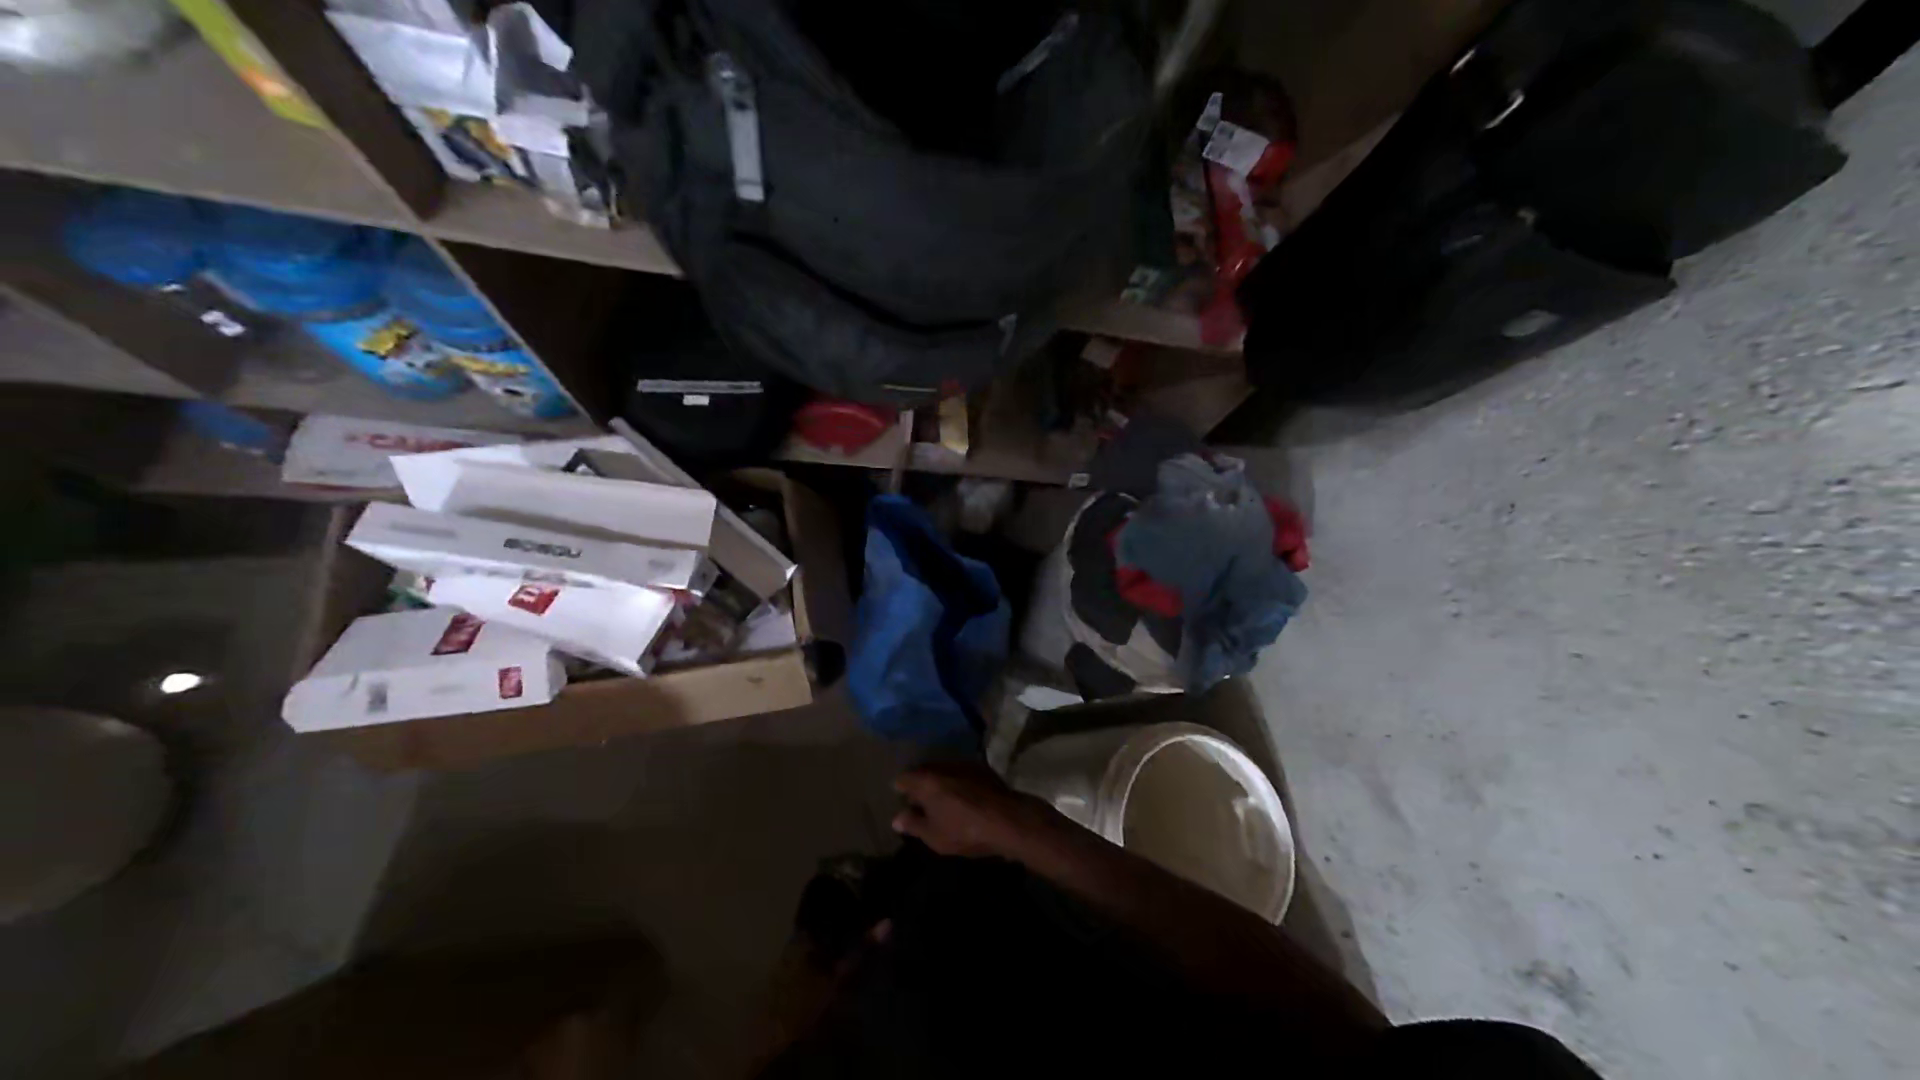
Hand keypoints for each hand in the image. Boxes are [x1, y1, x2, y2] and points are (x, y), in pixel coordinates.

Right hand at [892, 761, 1058, 858]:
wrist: (1008, 820)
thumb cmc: (964, 831)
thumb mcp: (934, 836)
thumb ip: (913, 824)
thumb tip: (897, 818)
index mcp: (926, 781)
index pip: (904, 777)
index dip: (901, 788)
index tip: (902, 800)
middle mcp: (943, 766)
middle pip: (924, 771)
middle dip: (920, 783)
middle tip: (920, 801)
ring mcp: (964, 764)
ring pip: (943, 770)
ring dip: (940, 781)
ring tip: (942, 800)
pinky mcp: (983, 769)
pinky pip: (961, 772)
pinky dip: (957, 781)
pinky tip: (963, 797)